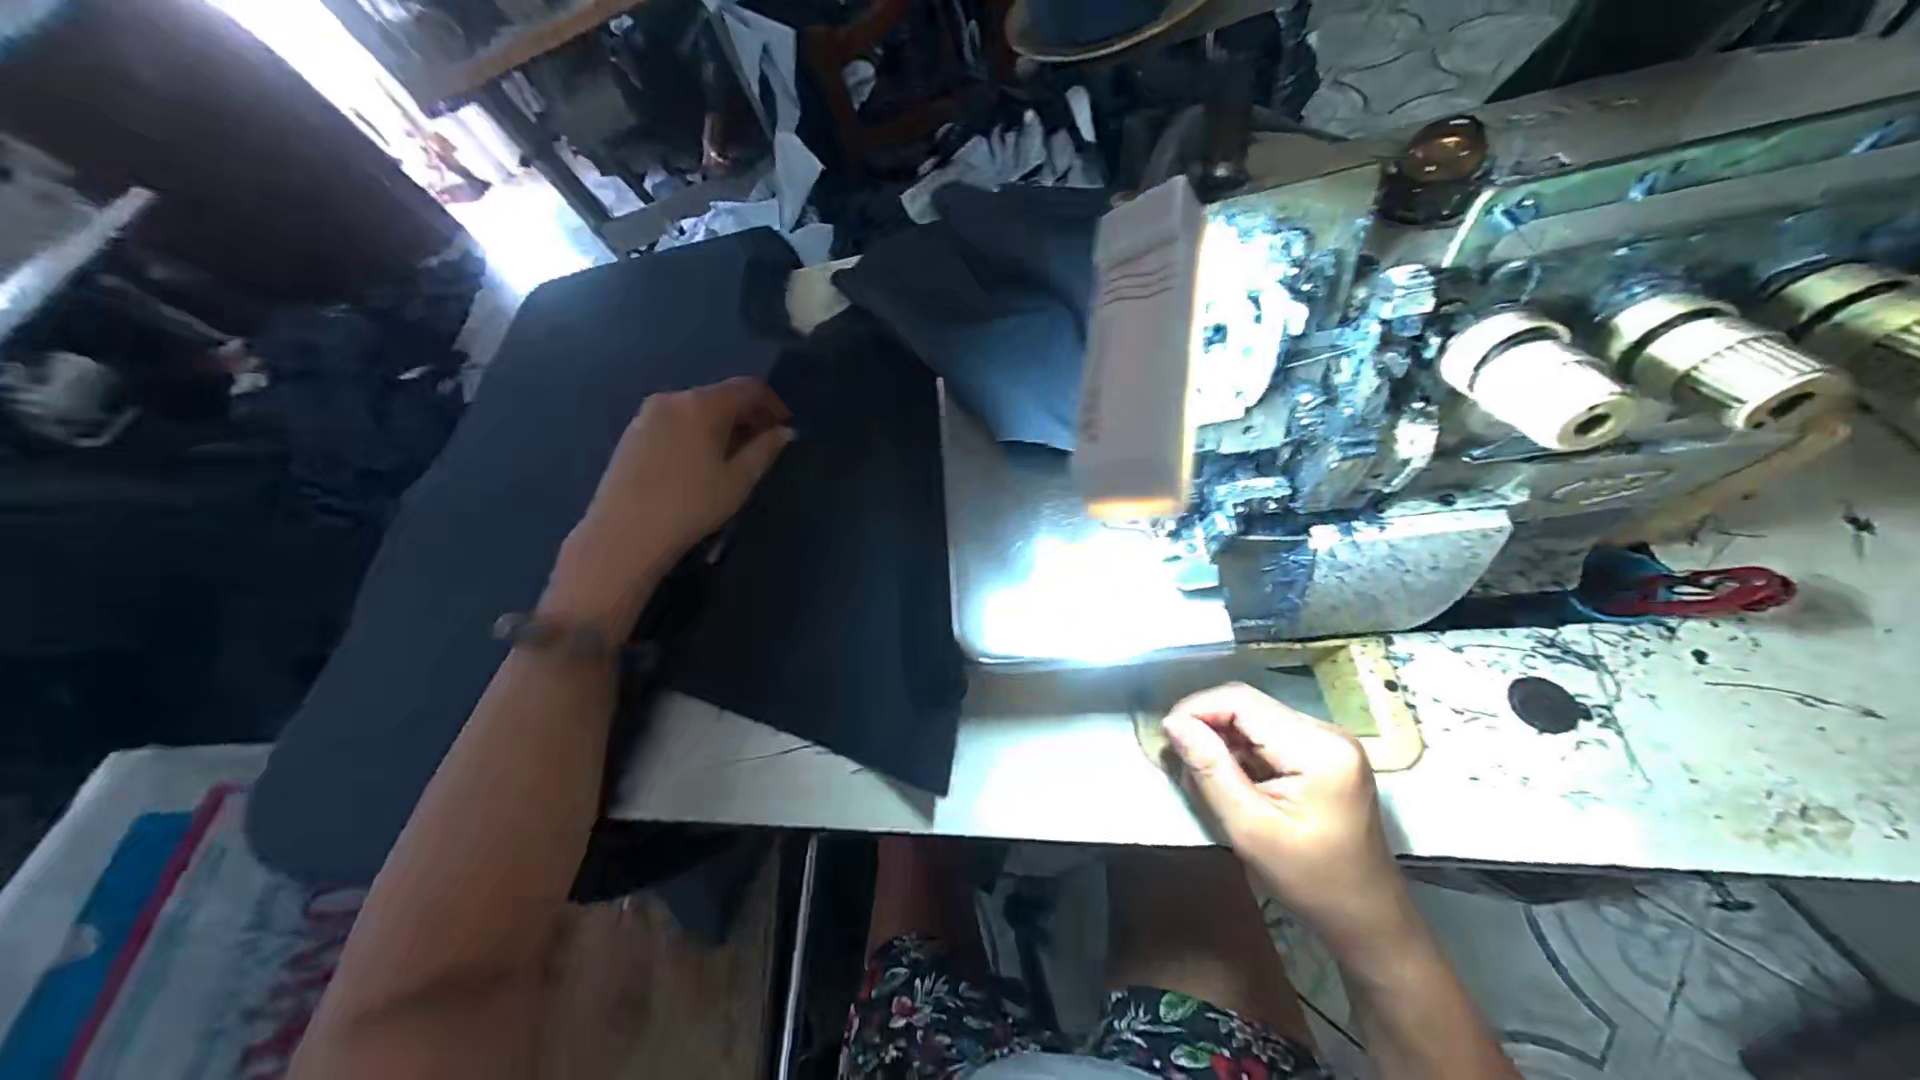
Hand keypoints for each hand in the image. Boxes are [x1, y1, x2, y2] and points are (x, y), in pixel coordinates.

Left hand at [544, 378, 793, 629]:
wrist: (624, 534)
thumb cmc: (691, 506)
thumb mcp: (738, 481)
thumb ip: (764, 450)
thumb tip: (784, 431)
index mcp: (701, 404)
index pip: (748, 388)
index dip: (773, 404)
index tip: (784, 428)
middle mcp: (673, 398)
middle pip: (721, 396)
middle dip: (747, 416)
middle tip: (763, 446)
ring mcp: (647, 414)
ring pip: (697, 410)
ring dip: (722, 426)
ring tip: (733, 459)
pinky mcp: (632, 433)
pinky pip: (676, 422)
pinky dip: (697, 433)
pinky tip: (700, 464)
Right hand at [1162, 683, 1416, 962]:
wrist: (1365, 918)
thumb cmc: (1309, 881)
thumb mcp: (1249, 828)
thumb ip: (1209, 769)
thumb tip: (1172, 723)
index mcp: (1318, 748)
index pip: (1241, 702)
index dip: (1195, 711)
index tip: (1166, 741)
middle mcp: (1327, 731)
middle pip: (1247, 706)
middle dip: (1205, 727)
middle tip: (1178, 762)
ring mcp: (1327, 740)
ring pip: (1252, 718)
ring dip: (1220, 741)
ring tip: (1202, 778)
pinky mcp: (1322, 753)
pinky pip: (1266, 734)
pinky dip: (1239, 751)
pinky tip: (1229, 781)